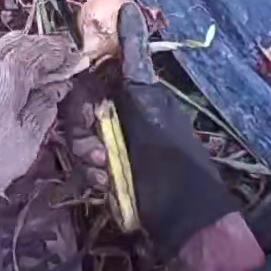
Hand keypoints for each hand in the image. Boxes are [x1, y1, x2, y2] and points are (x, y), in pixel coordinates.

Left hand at [0, 32, 82, 259]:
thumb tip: (56, 85)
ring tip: (25, 85)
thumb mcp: (27, 139)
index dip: (59, 52)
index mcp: (4, 72)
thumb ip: (44, 105)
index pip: (39, 49)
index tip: (72, 60)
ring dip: (12, 62)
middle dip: (36, 52)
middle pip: (14, 43)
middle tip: (52, 69)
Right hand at [61, 78, 239, 258]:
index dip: (84, 98)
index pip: (97, 83)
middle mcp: (129, 115)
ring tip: (104, 176)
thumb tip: (123, 45)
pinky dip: (93, 174)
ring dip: (87, 157)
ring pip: (83, 138)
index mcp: (142, 98)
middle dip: (83, 133)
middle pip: (84, 112)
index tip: (86, 117)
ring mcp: (122, 144)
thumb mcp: (150, 125)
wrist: (187, 225)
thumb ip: (128, 92)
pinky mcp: (115, 169)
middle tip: (97, 155)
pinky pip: (89, 163)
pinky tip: (105, 186)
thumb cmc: (171, 171)